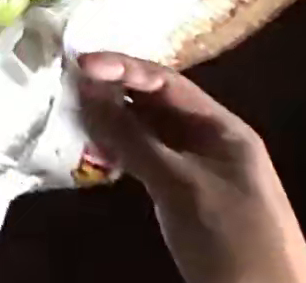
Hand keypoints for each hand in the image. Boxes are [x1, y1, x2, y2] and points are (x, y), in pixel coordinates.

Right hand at [77, 52, 305, 282]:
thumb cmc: (233, 243)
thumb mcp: (180, 187)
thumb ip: (133, 138)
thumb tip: (88, 93)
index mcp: (221, 127)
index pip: (166, 82)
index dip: (123, 67)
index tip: (82, 62)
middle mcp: (209, 140)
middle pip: (156, 102)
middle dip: (116, 90)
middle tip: (72, 82)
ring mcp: (197, 170)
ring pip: (149, 131)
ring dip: (115, 121)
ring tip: (76, 112)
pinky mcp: (184, 197)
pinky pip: (147, 158)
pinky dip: (122, 151)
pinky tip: (96, 150)